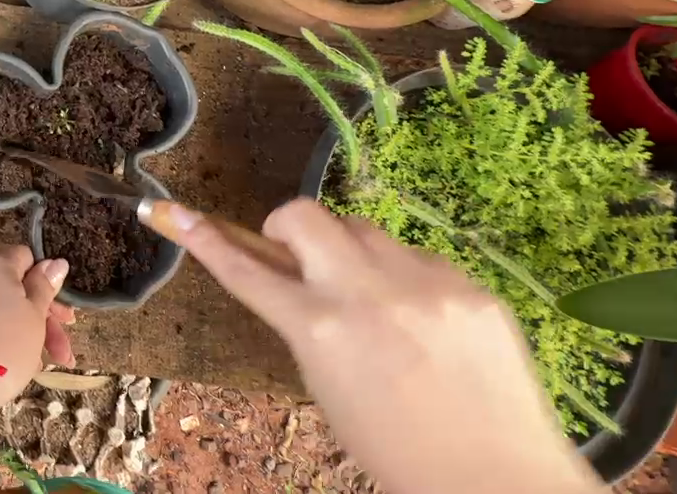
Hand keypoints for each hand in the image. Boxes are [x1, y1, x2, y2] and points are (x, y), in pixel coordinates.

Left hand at [0, 246, 72, 409]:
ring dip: (25, 332)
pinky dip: (0, 336)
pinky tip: (15, 364)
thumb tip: (56, 262)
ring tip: (40, 366)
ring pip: (0, 307)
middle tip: (61, 352)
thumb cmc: (4, 347)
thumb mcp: (34, 317)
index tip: (62, 315)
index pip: (27, 258)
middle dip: (43, 318)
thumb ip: (44, 287)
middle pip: (15, 287)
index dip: (47, 284)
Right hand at [142, 198, 604, 493]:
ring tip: (377, 301)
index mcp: (319, 329)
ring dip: (352, 253)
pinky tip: (426, 322)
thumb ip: (302, 323)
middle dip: (290, 229)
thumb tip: (289, 278)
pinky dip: (405, 278)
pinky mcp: (470, 287)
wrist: (503, 487)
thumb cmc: (394, 448)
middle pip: (304, 215)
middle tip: (301, 261)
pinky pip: (417, 257)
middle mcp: (366, 294)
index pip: (245, 268)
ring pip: (362, 229)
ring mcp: (425, 284)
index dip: (203, 238)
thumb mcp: (323, 385)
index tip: (173, 211)